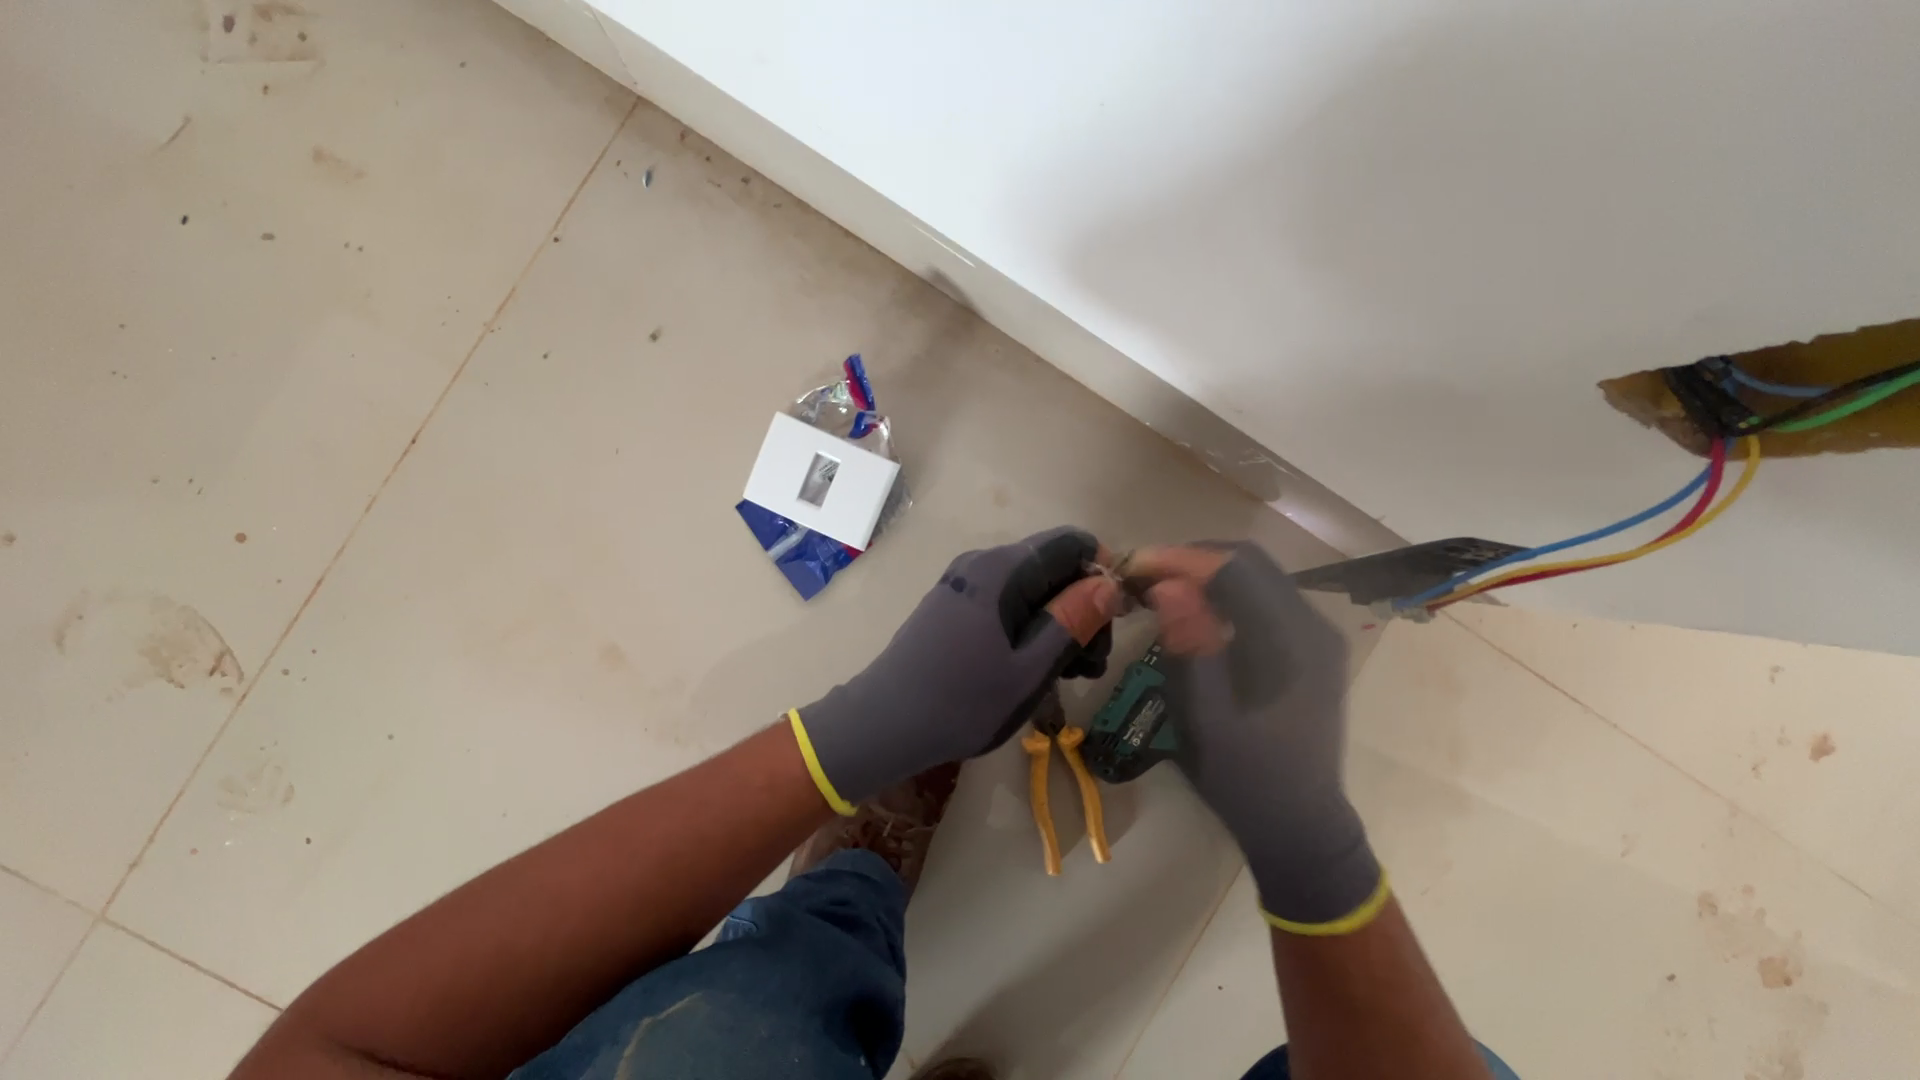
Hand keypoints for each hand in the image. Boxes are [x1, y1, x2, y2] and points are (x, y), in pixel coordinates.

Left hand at [791, 527, 1119, 810]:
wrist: (881, 725)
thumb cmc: (960, 702)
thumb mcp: (1028, 669)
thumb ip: (1071, 622)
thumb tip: (1108, 584)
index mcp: (1000, 569)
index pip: (1070, 543)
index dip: (1101, 574)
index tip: (1112, 622)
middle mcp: (980, 564)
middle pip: (1051, 566)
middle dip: (1081, 606)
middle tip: (1090, 665)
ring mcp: (963, 586)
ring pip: (1030, 589)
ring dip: (1058, 624)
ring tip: (1068, 676)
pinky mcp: (952, 608)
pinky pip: (1006, 604)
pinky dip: (1030, 629)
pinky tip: (1034, 671)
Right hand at [1130, 543, 1385, 933]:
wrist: (1299, 828)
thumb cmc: (1251, 781)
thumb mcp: (1211, 722)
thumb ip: (1193, 650)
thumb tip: (1168, 586)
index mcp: (1299, 642)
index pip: (1239, 571)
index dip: (1182, 561)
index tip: (1133, 567)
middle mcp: (1312, 626)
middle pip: (1248, 562)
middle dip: (1189, 561)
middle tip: (1138, 575)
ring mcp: (1309, 634)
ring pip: (1251, 576)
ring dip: (1200, 573)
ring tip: (1152, 588)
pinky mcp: (1299, 647)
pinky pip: (1255, 599)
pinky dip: (1215, 594)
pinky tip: (1184, 609)